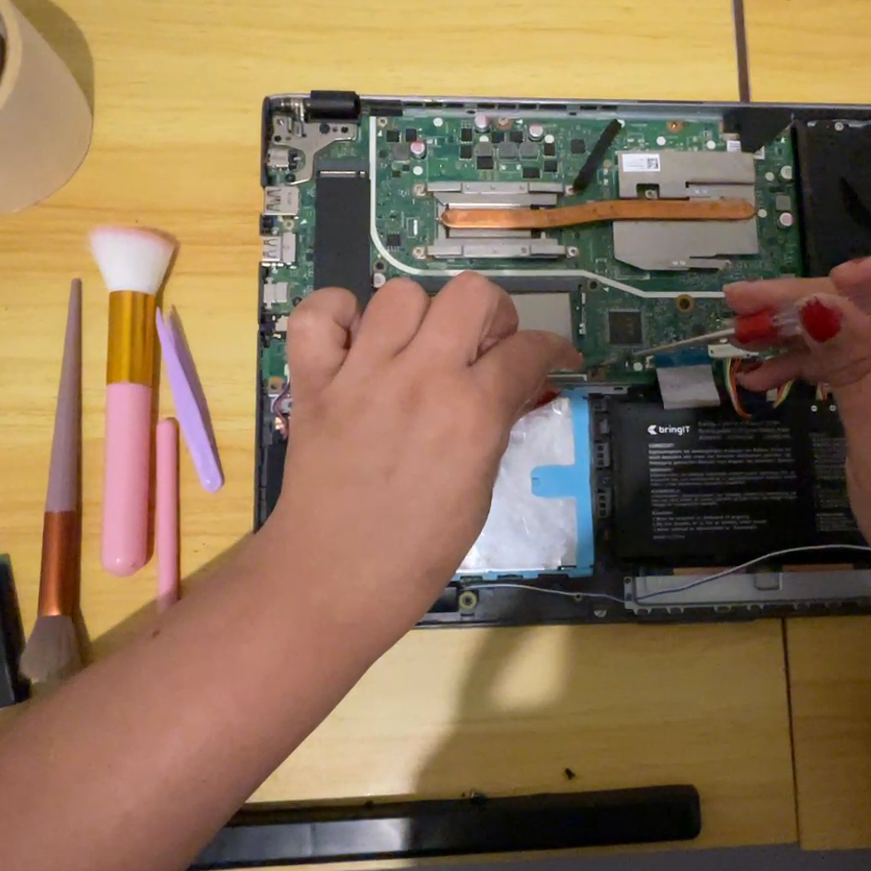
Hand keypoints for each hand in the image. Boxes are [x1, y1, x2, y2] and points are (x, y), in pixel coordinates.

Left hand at [261, 274, 580, 637]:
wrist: (335, 577)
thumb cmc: (419, 549)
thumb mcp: (481, 487)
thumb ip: (498, 425)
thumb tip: (516, 387)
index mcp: (471, 412)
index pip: (528, 349)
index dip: (554, 348)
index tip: (556, 356)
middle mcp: (420, 377)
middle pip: (471, 294)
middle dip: (492, 314)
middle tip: (484, 349)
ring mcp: (361, 374)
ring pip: (401, 294)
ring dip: (421, 316)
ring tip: (419, 351)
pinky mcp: (314, 381)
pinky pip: (319, 314)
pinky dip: (339, 315)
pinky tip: (356, 343)